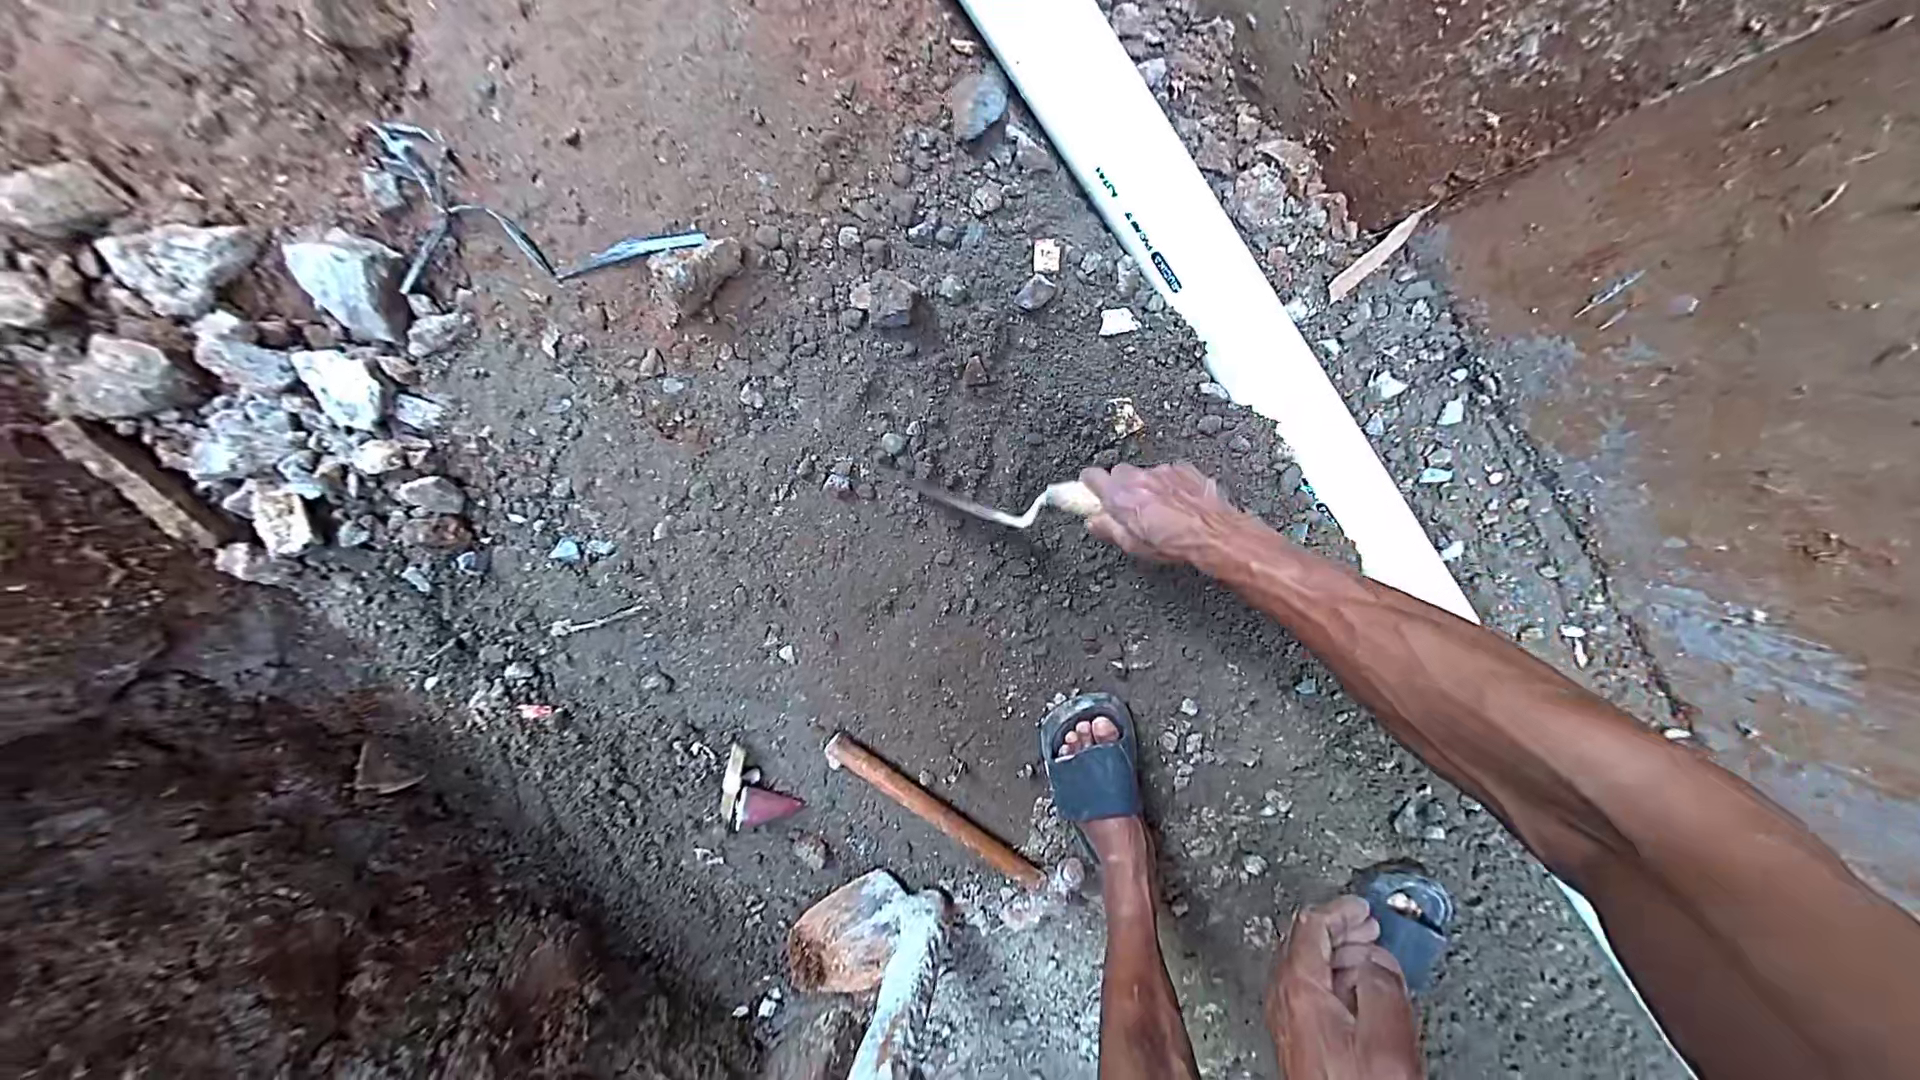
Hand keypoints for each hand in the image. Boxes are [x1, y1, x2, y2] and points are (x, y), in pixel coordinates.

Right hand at [1078, 463, 1251, 566]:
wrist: (1215, 535)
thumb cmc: (1175, 544)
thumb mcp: (1133, 545)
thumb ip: (1109, 529)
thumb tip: (1094, 521)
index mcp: (1120, 496)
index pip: (1091, 476)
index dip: (1089, 485)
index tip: (1091, 493)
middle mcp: (1138, 477)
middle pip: (1117, 472)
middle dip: (1119, 486)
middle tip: (1128, 506)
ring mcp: (1162, 471)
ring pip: (1144, 473)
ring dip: (1146, 486)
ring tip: (1158, 509)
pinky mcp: (1183, 469)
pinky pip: (1167, 473)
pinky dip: (1168, 484)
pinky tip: (1177, 503)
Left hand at [1266, 896, 1422, 1079]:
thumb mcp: (1386, 1042)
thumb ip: (1382, 988)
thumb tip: (1377, 959)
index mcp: (1298, 986)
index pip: (1310, 925)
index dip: (1339, 910)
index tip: (1361, 906)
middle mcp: (1284, 995)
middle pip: (1304, 941)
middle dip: (1340, 929)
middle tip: (1369, 925)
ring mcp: (1288, 1016)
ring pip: (1309, 964)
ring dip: (1340, 953)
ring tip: (1371, 954)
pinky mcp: (1298, 1036)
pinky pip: (1313, 989)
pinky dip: (1337, 978)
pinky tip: (1362, 989)